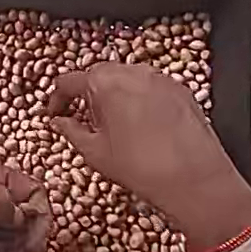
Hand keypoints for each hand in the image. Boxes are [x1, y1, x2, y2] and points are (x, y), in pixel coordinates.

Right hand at [46, 63, 250, 250]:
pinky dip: (138, 99)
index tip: (56, 113)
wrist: (194, 179)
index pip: (69, 81)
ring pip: (126, 78)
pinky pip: (150, 87)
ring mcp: (159, 78)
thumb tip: (60, 122)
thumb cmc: (140, 167)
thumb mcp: (94, 152)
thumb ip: (71, 130)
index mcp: (104, 83)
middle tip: (83, 120)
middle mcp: (132, 72)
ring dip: (113, 95)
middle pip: (98, 75)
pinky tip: (139, 126)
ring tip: (113, 125)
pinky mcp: (180, 89)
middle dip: (87, 95)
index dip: (57, 98)